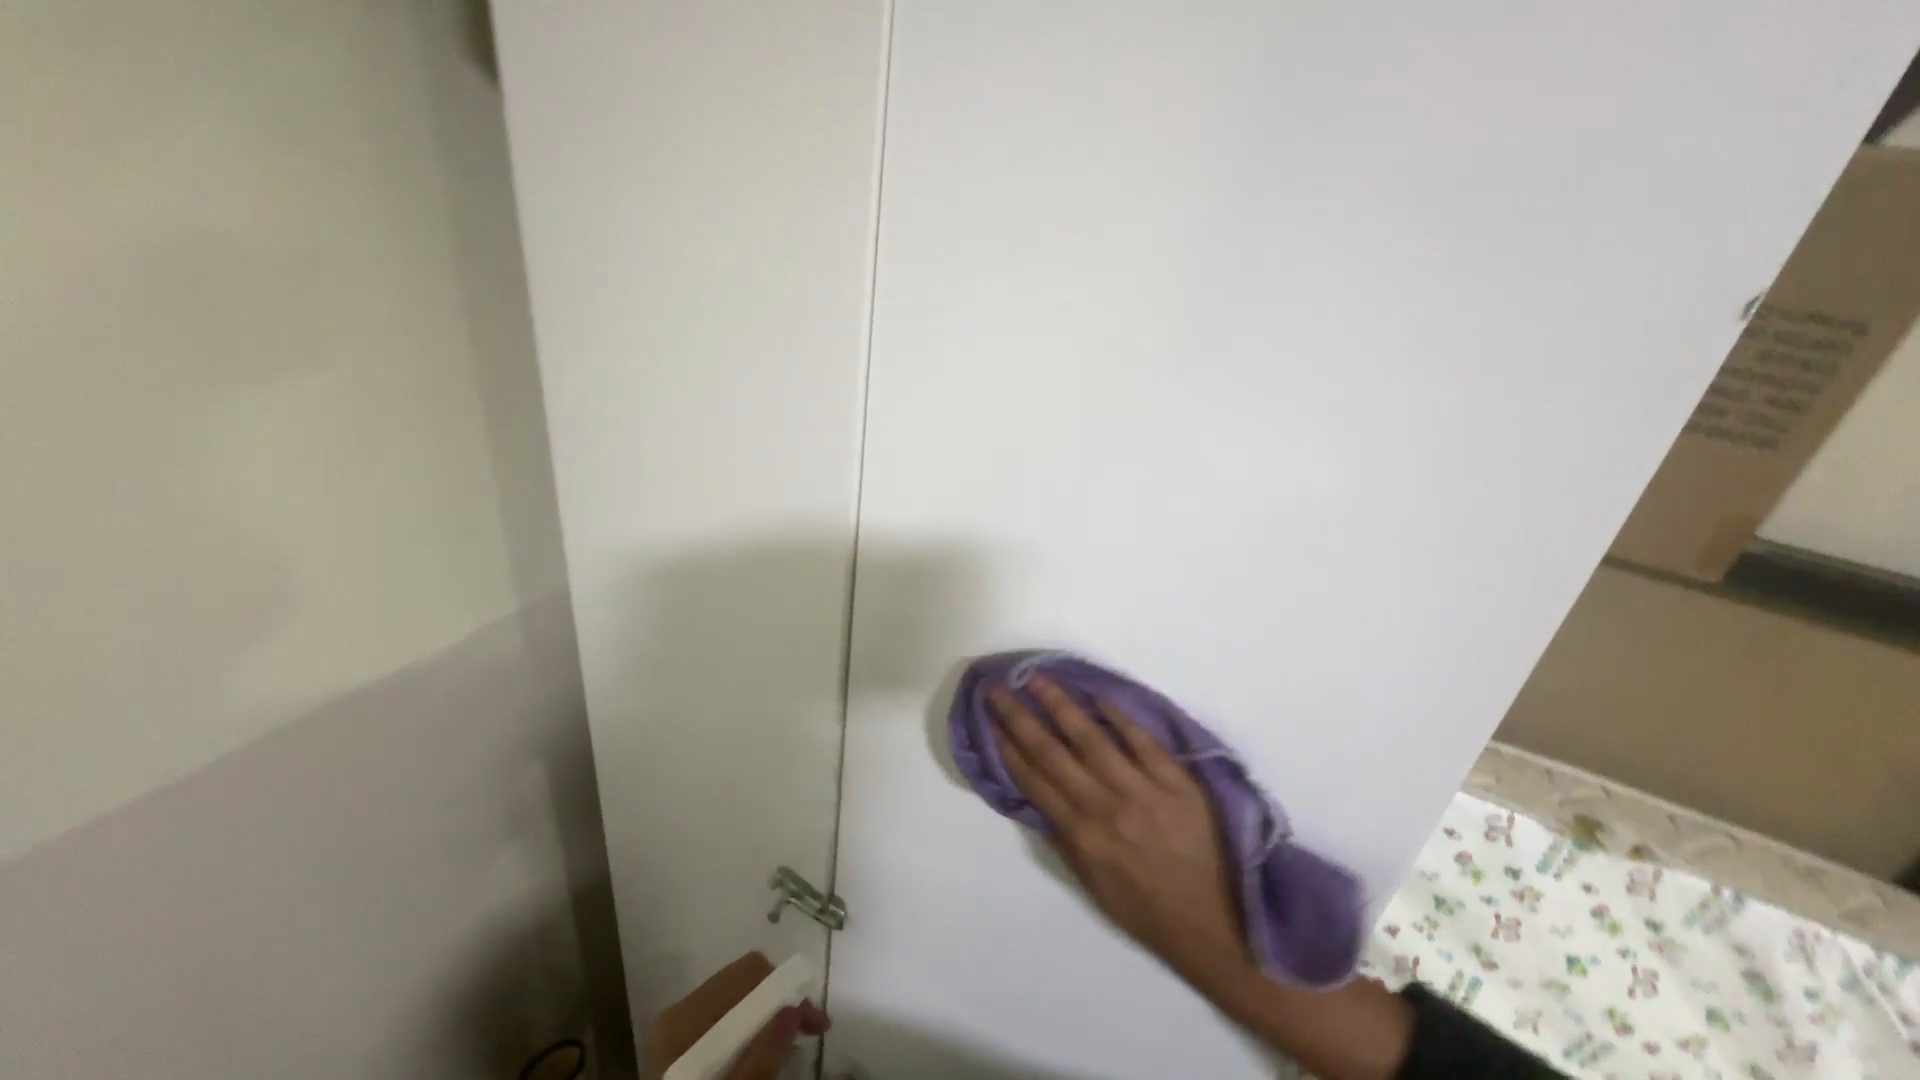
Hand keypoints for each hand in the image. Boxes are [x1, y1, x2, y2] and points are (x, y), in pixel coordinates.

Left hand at [647, 952, 830, 1079]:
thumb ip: (761, 1059)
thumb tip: (793, 1009)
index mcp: (684, 1020)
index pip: (746, 974)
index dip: (787, 989)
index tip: (814, 1022)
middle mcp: (679, 1012)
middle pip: (744, 983)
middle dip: (783, 1000)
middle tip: (814, 1028)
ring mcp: (679, 1028)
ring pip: (739, 999)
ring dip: (773, 1014)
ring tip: (798, 1038)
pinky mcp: (684, 1044)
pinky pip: (728, 1019)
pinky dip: (755, 1028)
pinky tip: (768, 1050)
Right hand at [989, 676, 1251, 988]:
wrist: (1211, 925)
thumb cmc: (1145, 909)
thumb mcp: (1091, 884)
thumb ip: (1064, 838)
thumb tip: (1038, 799)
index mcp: (1081, 835)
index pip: (1034, 780)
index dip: (1008, 747)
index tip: (990, 720)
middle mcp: (1105, 807)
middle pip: (1053, 752)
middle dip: (1021, 717)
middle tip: (999, 688)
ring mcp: (1144, 790)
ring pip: (1093, 738)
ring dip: (1061, 706)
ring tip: (1039, 679)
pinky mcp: (1178, 782)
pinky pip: (1143, 742)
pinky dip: (1120, 718)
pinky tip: (1098, 697)